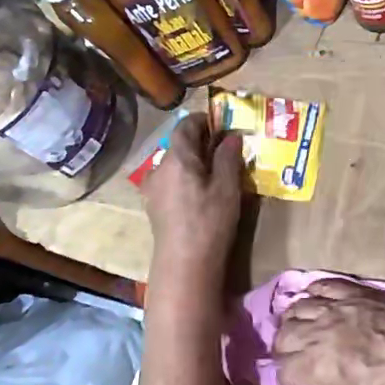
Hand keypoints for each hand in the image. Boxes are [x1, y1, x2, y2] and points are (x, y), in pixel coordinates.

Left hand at [140, 113, 244, 270]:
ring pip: (174, 165)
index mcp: (176, 156)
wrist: (184, 264)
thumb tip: (231, 136)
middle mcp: (159, 167)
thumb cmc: (209, 221)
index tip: (222, 124)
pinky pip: (170, 182)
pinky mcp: (154, 207)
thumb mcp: (227, 187)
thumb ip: (228, 157)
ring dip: (192, 163)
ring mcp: (153, 188)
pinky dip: (185, 180)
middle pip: (178, 145)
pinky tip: (200, 195)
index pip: (185, 125)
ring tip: (214, 175)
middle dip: (200, 143)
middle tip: (224, 150)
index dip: (203, 120)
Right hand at [272, 280, 384, 384]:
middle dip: (287, 350)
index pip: (282, 372)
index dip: (291, 381)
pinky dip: (314, 295)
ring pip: (295, 308)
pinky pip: (320, 286)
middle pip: (282, 336)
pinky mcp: (353, 290)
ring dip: (296, 322)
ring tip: (306, 331)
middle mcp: (315, 333)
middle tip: (301, 359)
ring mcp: (334, 307)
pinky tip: (319, 304)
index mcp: (313, 369)